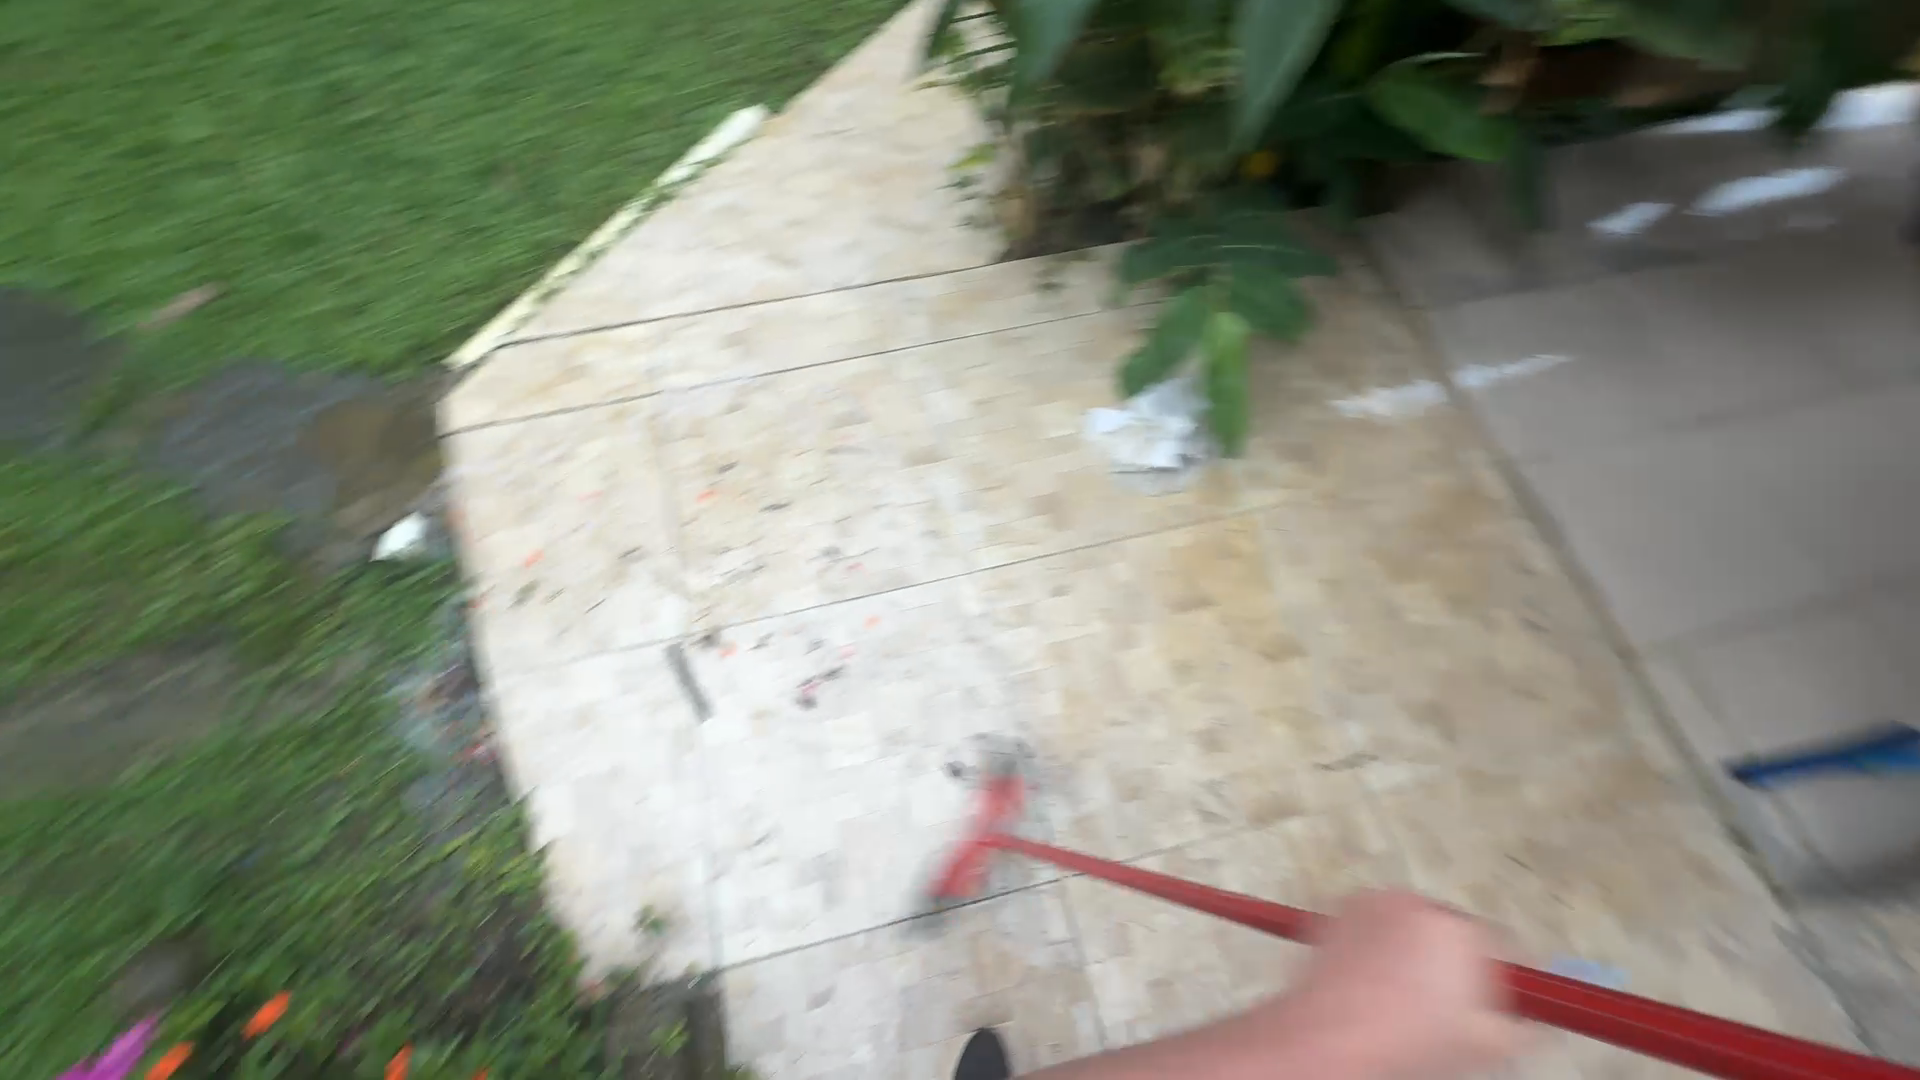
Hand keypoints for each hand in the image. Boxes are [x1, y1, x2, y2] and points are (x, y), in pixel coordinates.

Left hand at [1266, 889, 1529, 1079]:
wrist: (1337, 1029)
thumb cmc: (1412, 1037)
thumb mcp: (1490, 1044)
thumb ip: (1524, 1025)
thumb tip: (1529, 1020)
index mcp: (1458, 929)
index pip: (1500, 942)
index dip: (1501, 972)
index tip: (1498, 993)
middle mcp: (1416, 902)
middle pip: (1451, 927)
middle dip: (1454, 956)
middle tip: (1447, 995)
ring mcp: (1373, 899)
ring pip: (1411, 920)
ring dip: (1415, 943)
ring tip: (1406, 987)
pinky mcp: (1340, 906)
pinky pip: (1374, 919)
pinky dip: (1379, 937)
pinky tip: (1375, 974)